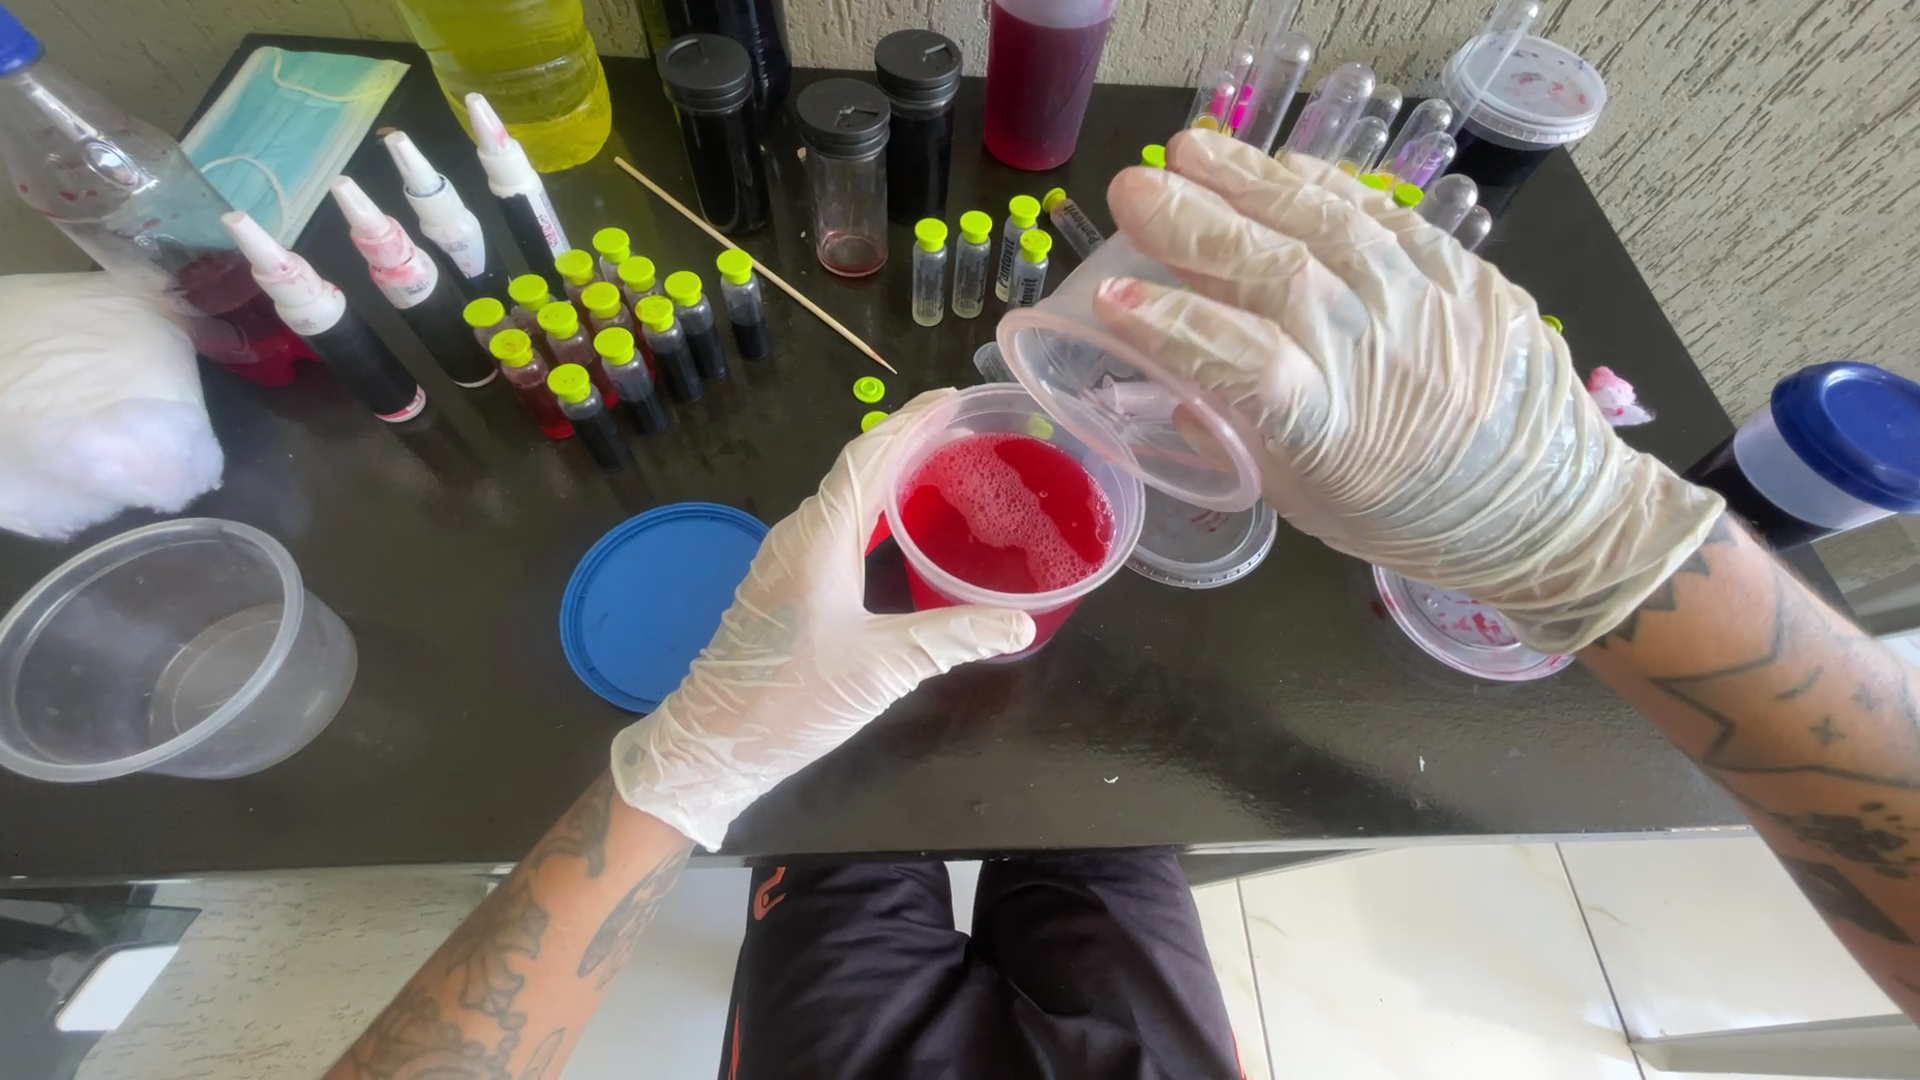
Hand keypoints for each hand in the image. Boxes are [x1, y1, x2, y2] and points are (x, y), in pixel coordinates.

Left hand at [610, 391, 1035, 848]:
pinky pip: (831, 525)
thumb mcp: (883, 667)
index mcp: (820, 537)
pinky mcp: (781, 583)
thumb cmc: (793, 699)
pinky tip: (892, 528)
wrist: (711, 744)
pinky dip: (869, 509)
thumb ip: (954, 638)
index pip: (869, 457)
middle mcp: (799, 534)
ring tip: (936, 468)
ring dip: (887, 474)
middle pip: (856, 469)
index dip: (912, 422)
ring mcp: (784, 558)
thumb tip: (1022, 624)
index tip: (951, 398)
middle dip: (907, 442)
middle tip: (963, 434)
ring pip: (841, 498)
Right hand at [1092, 129, 1723, 652]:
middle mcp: (1371, 352)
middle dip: (1190, 225)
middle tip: (1131, 188)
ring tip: (1188, 153)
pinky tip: (1274, 168)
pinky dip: (1317, 185)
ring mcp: (1422, 300)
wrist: (1536, 504)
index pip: (1234, 359)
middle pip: (1270, 272)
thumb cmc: (1397, 514)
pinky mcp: (1458, 269)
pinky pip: (1377, 213)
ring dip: (1245, 183)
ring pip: (1321, 225)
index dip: (1168, 325)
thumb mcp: (1297, 497)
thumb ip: (1233, 433)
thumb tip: (1178, 379)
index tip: (1108, 299)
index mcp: (1323, 427)